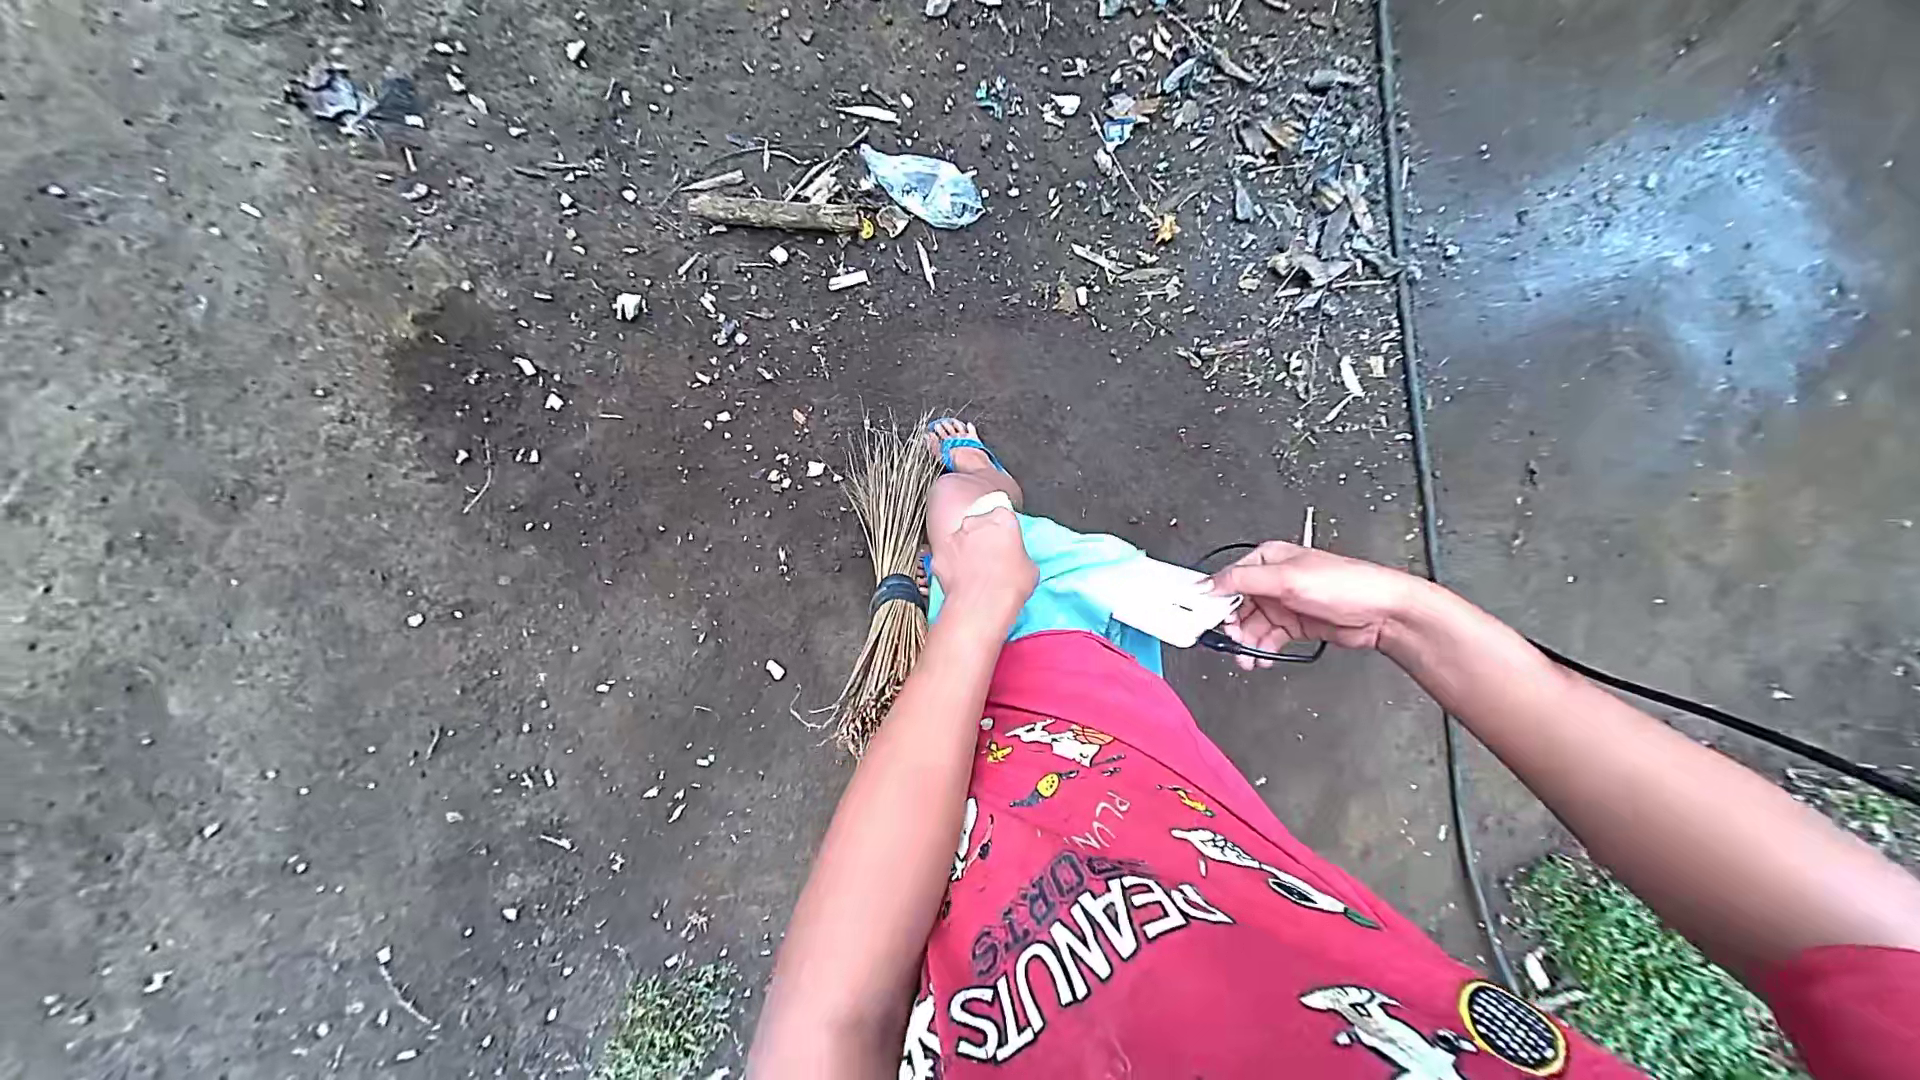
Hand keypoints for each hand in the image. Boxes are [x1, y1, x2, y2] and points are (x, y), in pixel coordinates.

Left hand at [930, 507, 1036, 623]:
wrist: (982, 605)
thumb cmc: (1011, 585)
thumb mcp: (1030, 567)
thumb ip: (1019, 554)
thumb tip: (1015, 560)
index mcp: (1001, 520)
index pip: (1002, 515)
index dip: (1003, 529)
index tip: (1005, 542)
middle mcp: (974, 523)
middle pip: (977, 524)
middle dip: (981, 537)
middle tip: (989, 558)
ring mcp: (953, 538)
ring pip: (959, 540)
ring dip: (964, 551)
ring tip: (973, 572)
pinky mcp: (938, 556)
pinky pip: (946, 558)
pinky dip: (950, 566)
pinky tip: (960, 580)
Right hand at [1206, 541, 1426, 667]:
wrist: (1385, 614)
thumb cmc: (1348, 585)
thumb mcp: (1286, 578)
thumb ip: (1242, 581)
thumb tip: (1208, 584)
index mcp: (1267, 559)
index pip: (1229, 579)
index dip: (1217, 600)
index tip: (1208, 619)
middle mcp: (1273, 580)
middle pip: (1237, 606)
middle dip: (1233, 627)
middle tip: (1233, 641)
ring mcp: (1284, 603)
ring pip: (1251, 625)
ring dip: (1246, 643)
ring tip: (1247, 656)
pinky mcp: (1294, 624)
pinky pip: (1267, 638)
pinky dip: (1260, 649)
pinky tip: (1260, 657)